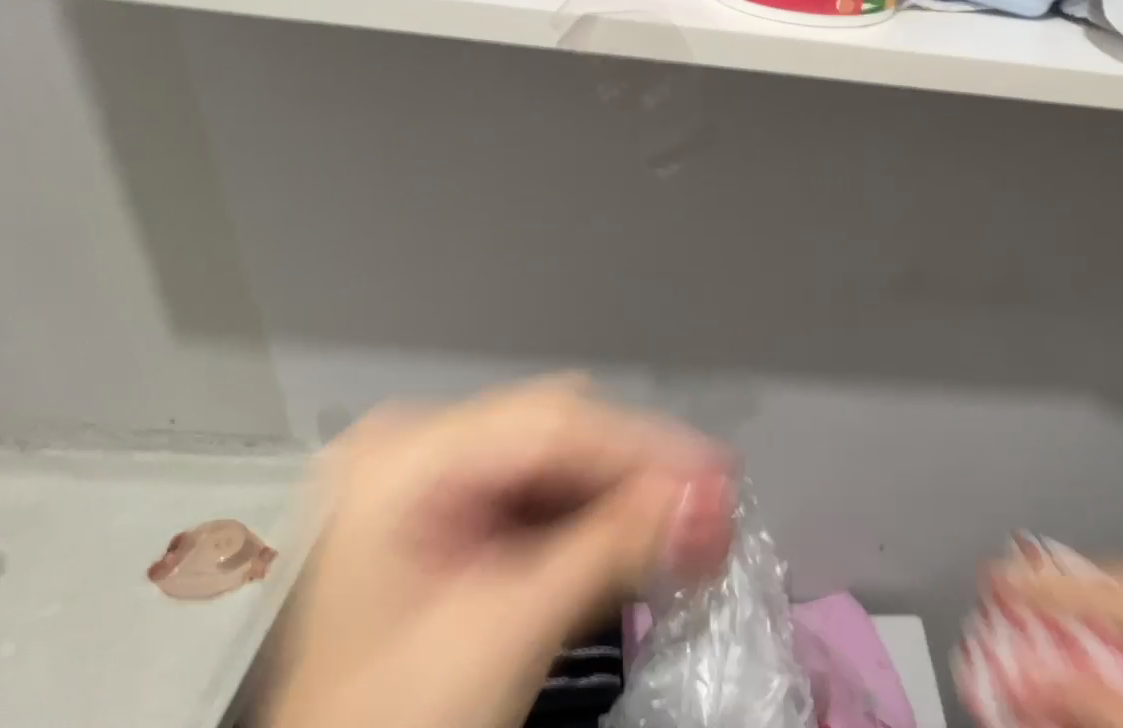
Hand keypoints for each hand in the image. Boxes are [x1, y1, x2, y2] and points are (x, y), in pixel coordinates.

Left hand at [267, 378, 733, 727]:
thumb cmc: (401, 713)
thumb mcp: (508, 630)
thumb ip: (613, 549)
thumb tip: (710, 497)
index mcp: (403, 462)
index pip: (550, 424)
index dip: (645, 446)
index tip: (721, 478)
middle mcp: (418, 448)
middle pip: (560, 432)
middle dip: (643, 471)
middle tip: (714, 513)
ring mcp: (437, 476)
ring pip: (563, 459)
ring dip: (631, 494)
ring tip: (696, 531)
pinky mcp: (460, 508)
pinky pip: (548, 491)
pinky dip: (603, 516)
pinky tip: (647, 539)